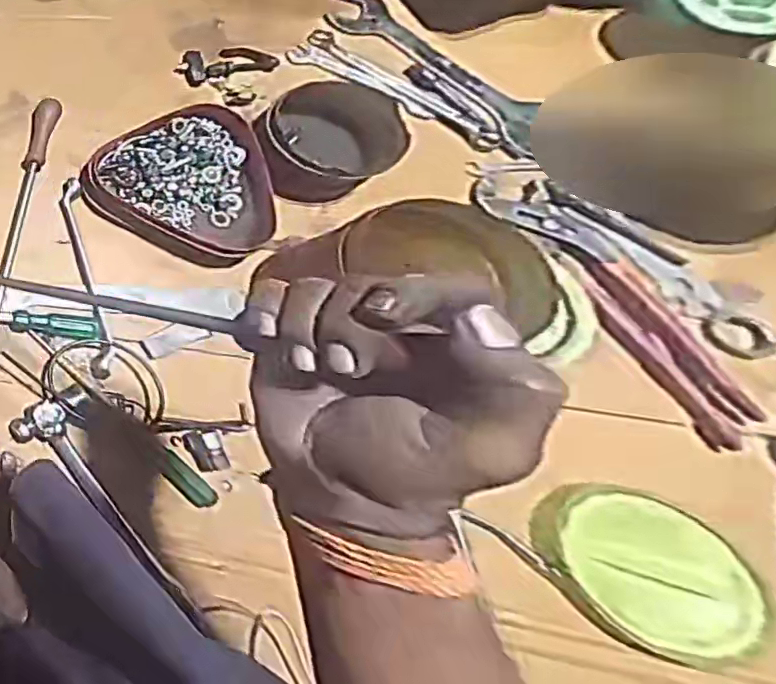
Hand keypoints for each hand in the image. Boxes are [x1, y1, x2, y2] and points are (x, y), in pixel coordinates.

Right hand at [246, 275, 566, 543]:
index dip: (409, 291)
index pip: (442, 287)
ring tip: (305, 367)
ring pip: (310, 288)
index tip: (381, 316)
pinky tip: (265, 338)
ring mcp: (333, 323)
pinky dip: (263, 310)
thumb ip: (512, 392)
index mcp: (452, 343)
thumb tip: (478, 316)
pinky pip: (269, 294)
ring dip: (299, 324)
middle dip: (343, 324)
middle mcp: (391, 324)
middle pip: (361, 285)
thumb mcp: (485, 450)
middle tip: (341, 368)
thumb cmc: (412, 470)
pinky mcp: (284, 329)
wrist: (332, 489)